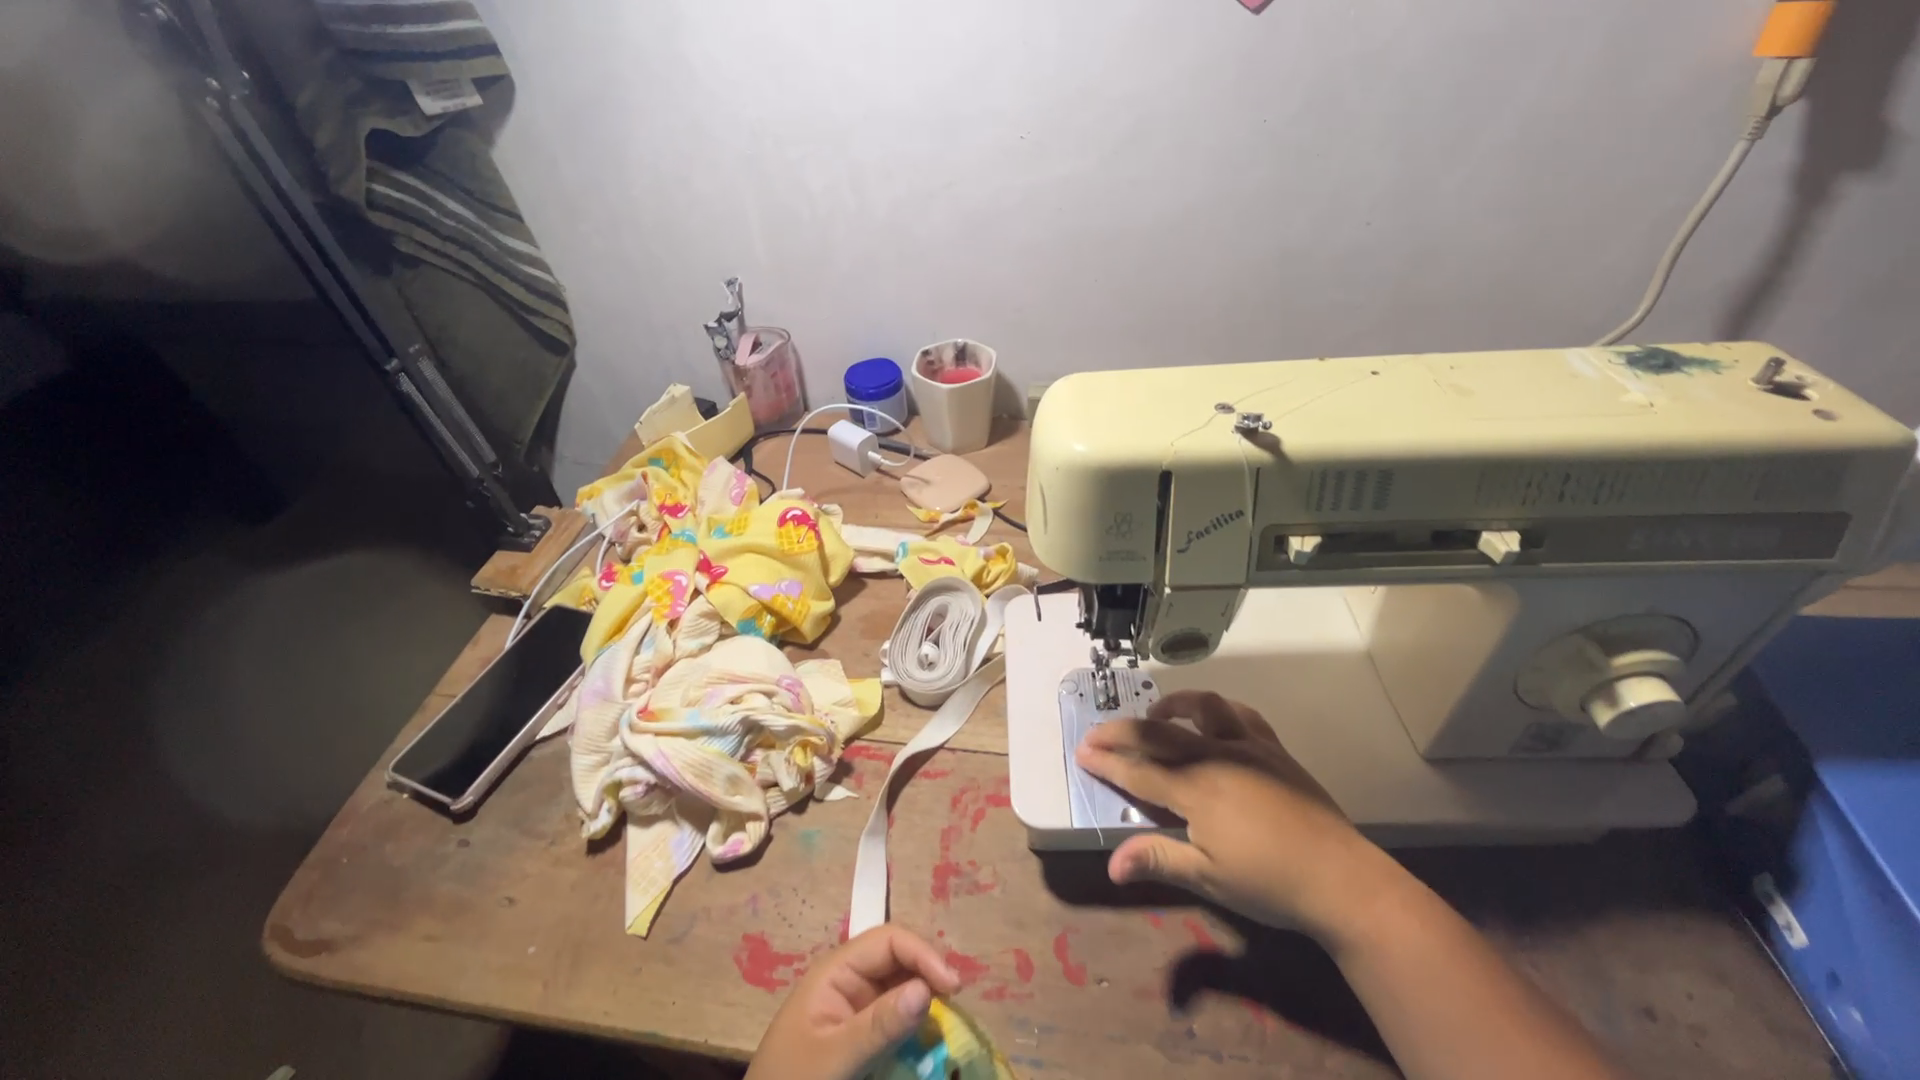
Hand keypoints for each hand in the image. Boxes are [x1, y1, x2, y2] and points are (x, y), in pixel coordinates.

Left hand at [745, 924, 961, 1079]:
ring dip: (926, 997)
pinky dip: (917, 1022)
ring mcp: (857, 1006)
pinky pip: (897, 1015)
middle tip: (956, 1004)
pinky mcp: (863, 1032)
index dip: (923, 954)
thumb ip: (879, 1026)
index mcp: (836, 970)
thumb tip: (927, 989)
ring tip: (950, 1019)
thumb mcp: (834, 1058)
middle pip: (899, 959)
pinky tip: (931, 1037)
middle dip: (929, 973)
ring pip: (902, 985)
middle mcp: (849, 980)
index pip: (888, 940)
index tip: (952, 987)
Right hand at [1075, 691, 1396, 943]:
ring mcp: (1250, 749)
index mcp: (1196, 791)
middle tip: (1098, 732)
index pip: (1140, 771)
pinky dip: (1218, 710)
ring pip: (1204, 709)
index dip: (1108, 761)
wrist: (1342, 878)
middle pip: (1160, 734)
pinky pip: (1242, 716)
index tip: (1082, 752)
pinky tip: (1213, 719)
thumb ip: (1158, 859)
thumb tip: (1111, 864)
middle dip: (1123, 731)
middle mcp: (1217, 758)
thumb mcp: (1208, 878)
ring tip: (1157, 714)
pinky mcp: (1275, 751)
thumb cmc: (1270, 884)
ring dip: (1173, 706)